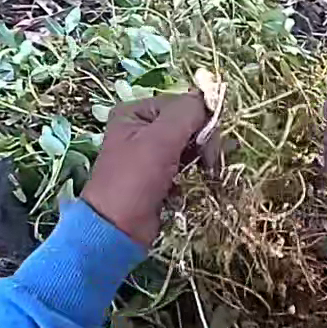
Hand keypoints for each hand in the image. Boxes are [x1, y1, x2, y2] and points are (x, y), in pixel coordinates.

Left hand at [82, 91, 209, 246]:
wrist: (117, 229)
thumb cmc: (134, 181)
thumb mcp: (159, 140)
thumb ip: (185, 113)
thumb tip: (207, 98)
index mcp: (134, 112)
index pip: (181, 104)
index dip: (200, 120)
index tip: (208, 144)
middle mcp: (141, 128)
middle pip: (187, 123)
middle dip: (203, 140)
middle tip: (209, 162)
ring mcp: (150, 152)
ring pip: (190, 144)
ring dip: (203, 157)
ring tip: (209, 172)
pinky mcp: (159, 175)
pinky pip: (186, 164)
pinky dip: (196, 171)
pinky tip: (202, 180)